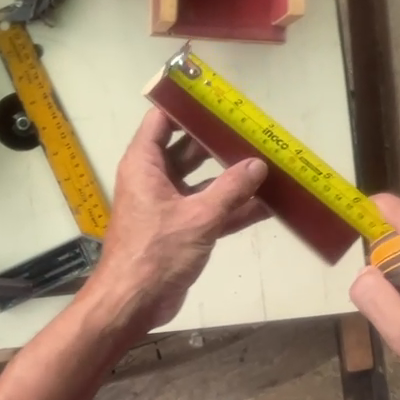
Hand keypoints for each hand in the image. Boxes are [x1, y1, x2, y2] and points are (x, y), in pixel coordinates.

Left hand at [89, 109, 270, 336]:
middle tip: (252, 129)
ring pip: (201, 181)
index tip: (216, 97)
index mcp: (144, 164)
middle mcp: (153, 178)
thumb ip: (230, 189)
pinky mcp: (180, 229)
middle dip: (217, 141)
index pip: (161, 120)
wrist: (133, 302)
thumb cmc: (156, 251)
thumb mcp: (198, 216)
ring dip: (230, 177)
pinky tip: (267, 205)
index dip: (185, 106)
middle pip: (187, 149)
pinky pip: (209, 210)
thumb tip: (258, 165)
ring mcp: (167, 204)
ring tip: (267, 163)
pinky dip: (232, 208)